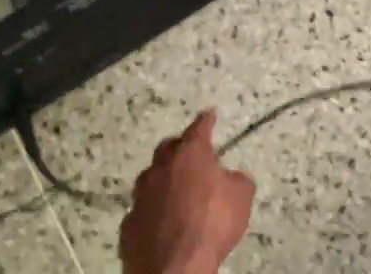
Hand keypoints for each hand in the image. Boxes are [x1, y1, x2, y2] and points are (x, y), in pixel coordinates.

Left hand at [119, 110, 255, 273]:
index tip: (210, 113)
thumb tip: (228, 179)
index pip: (199, 128)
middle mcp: (161, 170)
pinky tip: (161, 218)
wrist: (174, 269)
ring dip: (162, 177)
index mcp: (190, 155)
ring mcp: (140, 198)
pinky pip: (141, 209)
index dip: (206, 120)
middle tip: (190, 151)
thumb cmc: (213, 224)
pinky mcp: (128, 226)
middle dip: (179, 146)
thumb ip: (235, 180)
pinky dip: (152, 208)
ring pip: (149, 178)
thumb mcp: (242, 196)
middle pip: (167, 148)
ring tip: (174, 186)